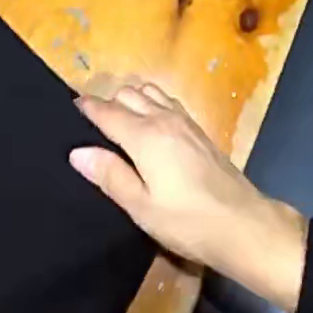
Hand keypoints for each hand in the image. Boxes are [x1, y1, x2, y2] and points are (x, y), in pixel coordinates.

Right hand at [71, 84, 307, 312]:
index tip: (72, 105)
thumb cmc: (186, 219)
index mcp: (145, 135)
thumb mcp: (141, 206)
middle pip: (128, 93)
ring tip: (120, 119)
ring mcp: (183, 119)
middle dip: (108, 101)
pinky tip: (150, 120)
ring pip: (149, 90)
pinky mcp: (196, 126)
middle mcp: (163, 117)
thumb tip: (77, 151)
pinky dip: (150, 100)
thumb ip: (110, 175)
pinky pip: (166, 98)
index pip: (109, 112)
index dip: (89, 107)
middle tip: (93, 123)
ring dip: (131, 97)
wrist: (239, 221)